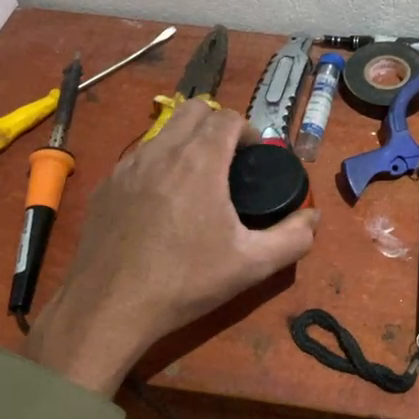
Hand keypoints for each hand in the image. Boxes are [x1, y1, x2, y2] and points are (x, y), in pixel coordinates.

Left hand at [24, 104, 317, 393]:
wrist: (107, 309)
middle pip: (194, 109)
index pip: (228, 117)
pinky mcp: (105, 186)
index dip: (248, 131)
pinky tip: (162, 205)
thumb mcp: (251, 266)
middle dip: (217, 125)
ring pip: (163, 131)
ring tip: (198, 182)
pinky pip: (139, 157)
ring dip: (186, 141)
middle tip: (230, 161)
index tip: (255, 157)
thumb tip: (312, 217)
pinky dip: (158, 164)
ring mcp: (127, 166)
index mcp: (199, 160)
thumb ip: (292, 238)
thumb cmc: (184, 282)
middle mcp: (161, 151)